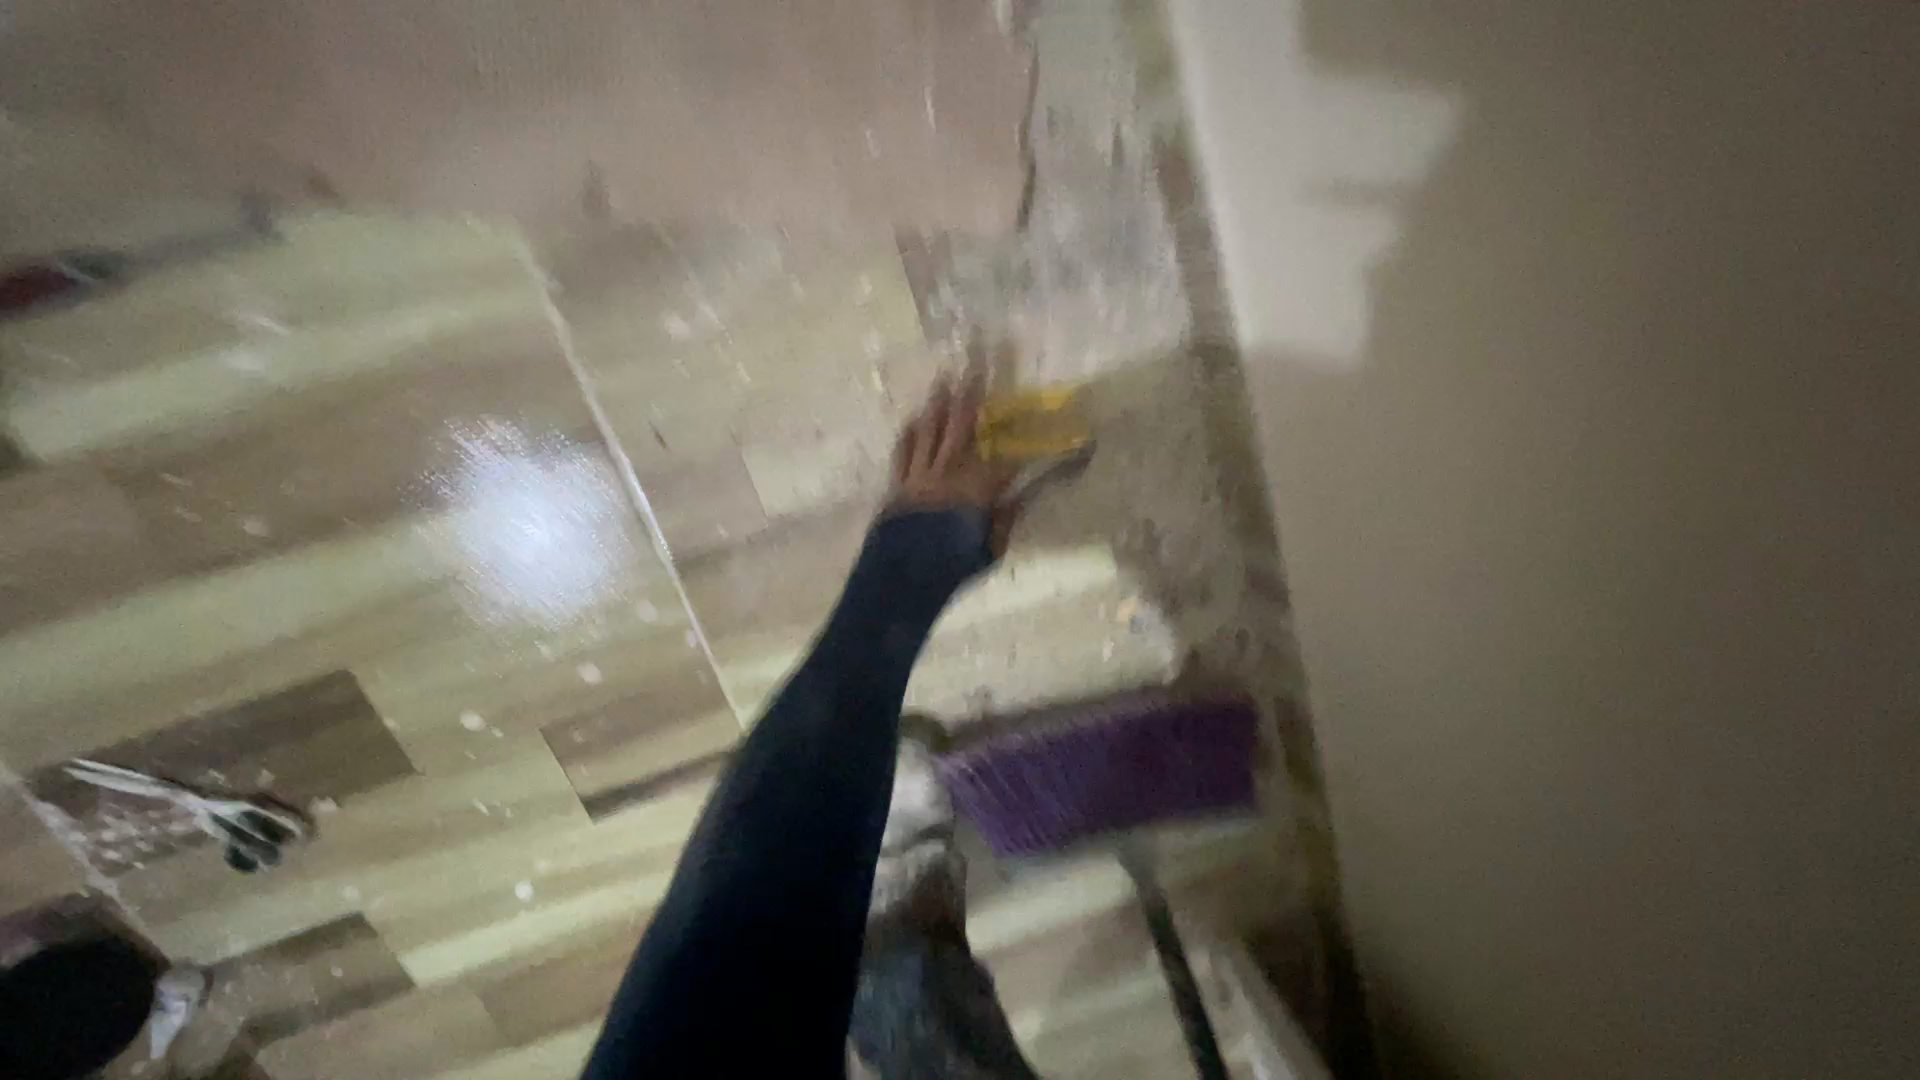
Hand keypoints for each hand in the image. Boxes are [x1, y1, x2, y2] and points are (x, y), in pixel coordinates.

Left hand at [887, 374, 1020, 553]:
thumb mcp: (991, 549)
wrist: (902, 578)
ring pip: (932, 430)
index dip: (1024, 439)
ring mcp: (921, 474)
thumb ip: (1006, 518)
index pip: (1007, 457)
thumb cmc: (952, 566)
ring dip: (940, 402)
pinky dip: (910, 433)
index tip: (1033, 416)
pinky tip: (914, 418)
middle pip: (965, 424)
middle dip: (974, 391)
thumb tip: (1020, 496)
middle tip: (979, 360)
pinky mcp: (900, 482)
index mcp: (978, 488)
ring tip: (944, 376)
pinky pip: (904, 451)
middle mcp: (950, 471)